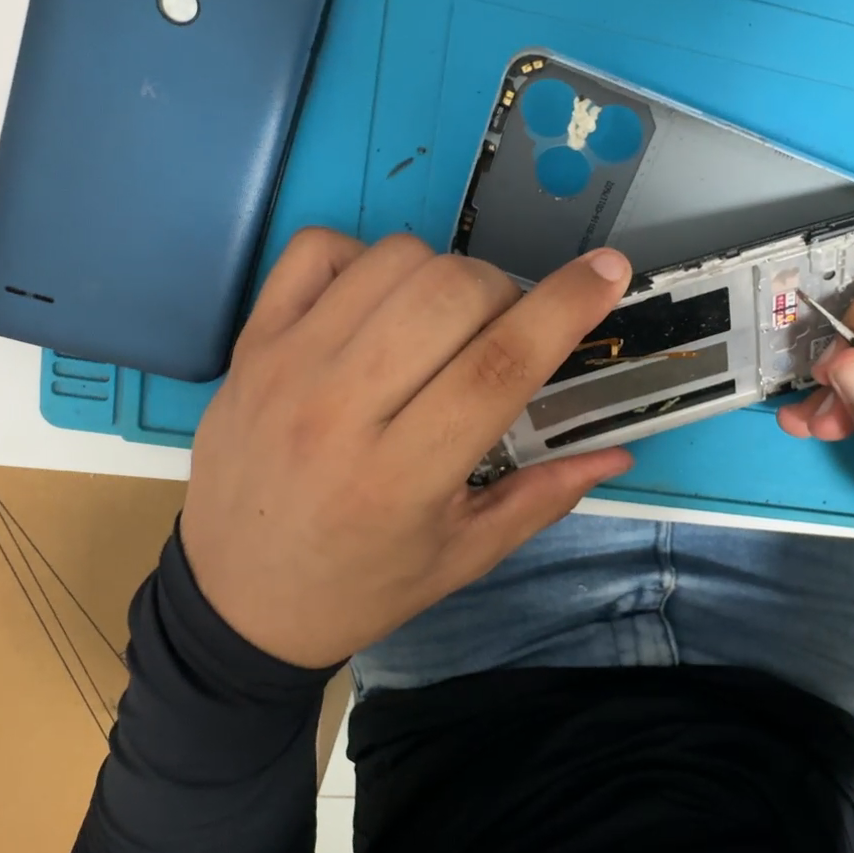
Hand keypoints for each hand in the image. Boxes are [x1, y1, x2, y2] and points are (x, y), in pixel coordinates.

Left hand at [179, 229, 635, 668]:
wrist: (235, 603)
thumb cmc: (362, 585)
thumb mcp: (463, 557)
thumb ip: (544, 497)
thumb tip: (618, 453)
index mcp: (402, 476)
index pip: (500, 365)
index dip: (565, 307)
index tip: (610, 271)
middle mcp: (339, 409)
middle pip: (451, 294)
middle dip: (505, 293)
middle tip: (502, 332)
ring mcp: (286, 365)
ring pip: (395, 260)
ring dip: (445, 276)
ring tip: (443, 323)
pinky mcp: (251, 342)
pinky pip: (319, 249)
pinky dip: (367, 258)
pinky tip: (379, 304)